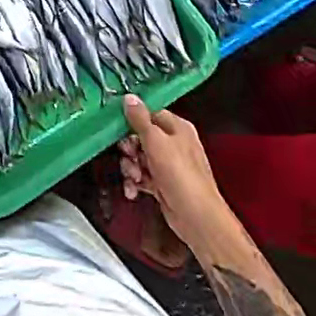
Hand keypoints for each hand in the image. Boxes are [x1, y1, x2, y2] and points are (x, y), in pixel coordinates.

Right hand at [116, 95, 237, 251]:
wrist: (196, 218)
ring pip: (138, 158)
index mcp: (177, 128)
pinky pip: (142, 176)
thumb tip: (130, 98)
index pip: (150, 114)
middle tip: (129, 155)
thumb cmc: (181, 176)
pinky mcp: (163, 184)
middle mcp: (174, 145)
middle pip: (140, 137)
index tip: (119, 127)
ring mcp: (169, 165)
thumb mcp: (155, 141)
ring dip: (131, 167)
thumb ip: (139, 118)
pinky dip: (135, 182)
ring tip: (135, 177)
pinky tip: (134, 189)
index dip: (133, 121)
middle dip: (129, 149)